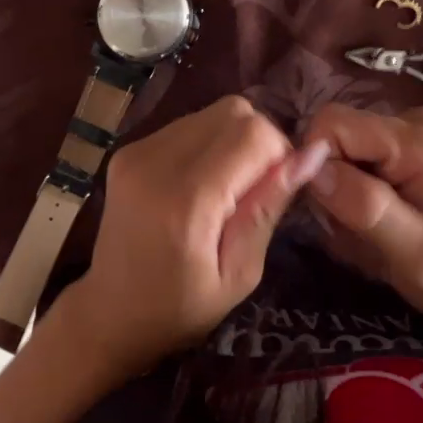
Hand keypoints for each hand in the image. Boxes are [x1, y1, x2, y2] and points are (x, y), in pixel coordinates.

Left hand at [52, 96, 329, 375]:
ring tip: (226, 189)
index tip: (277, 190)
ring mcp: (135, 150)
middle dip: (259, 140)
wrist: (110, 311)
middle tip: (255, 188)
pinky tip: (200, 183)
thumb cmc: (181, 308)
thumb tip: (312, 154)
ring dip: (231, 140)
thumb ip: (269, 206)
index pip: (253, 133)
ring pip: (210, 112)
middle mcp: (155, 162)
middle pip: (233, 110)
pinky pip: (186, 124)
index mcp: (185, 200)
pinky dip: (207, 144)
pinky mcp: (127, 149)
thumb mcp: (240, 273)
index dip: (279, 153)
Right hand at [301, 104, 422, 334]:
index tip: (330, 211)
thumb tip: (313, 167)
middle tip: (356, 229)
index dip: (316, 163)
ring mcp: (420, 128)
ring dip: (345, 187)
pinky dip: (360, 185)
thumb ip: (365, 206)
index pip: (333, 124)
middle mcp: (419, 120)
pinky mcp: (417, 141)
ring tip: (373, 227)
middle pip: (338, 132)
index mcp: (421, 142)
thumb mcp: (414, 255)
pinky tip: (384, 215)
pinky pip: (363, 153)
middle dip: (332, 180)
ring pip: (346, 145)